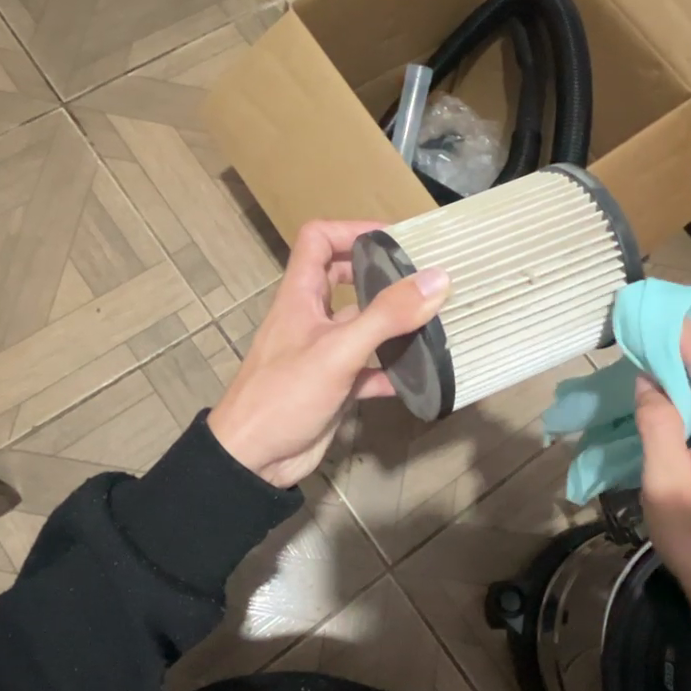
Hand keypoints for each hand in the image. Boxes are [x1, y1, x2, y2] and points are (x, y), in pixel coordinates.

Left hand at [209, 220, 449, 487]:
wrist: (253, 459)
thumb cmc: (285, 395)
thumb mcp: (338, 351)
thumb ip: (387, 315)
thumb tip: (437, 278)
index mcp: (300, 296)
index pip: (318, 239)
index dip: (352, 230)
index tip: (394, 239)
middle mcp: (311, 317)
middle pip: (345, 279)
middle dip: (382, 275)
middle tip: (424, 279)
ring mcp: (323, 353)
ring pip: (362, 326)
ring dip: (394, 324)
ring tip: (436, 321)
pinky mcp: (333, 386)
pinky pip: (369, 369)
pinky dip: (392, 369)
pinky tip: (420, 376)